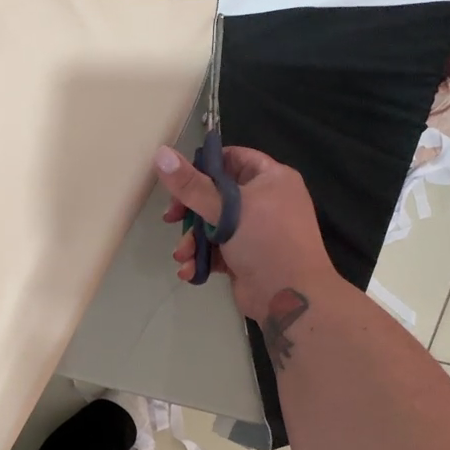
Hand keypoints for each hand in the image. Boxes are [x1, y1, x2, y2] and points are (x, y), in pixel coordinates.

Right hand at [157, 144, 339, 321]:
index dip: (204, 166)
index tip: (179, 181)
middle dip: (189, 212)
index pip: (234, 159)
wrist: (290, 296)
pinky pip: (216, 250)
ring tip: (182, 255)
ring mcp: (255, 231)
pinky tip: (190, 270)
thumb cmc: (265, 241)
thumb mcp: (225, 209)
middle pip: (216, 195)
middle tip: (171, 219)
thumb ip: (191, 185)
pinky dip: (201, 259)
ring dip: (191, 241)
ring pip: (212, 226)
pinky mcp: (245, 257)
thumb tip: (160, 153)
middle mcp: (265, 201)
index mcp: (271, 179)